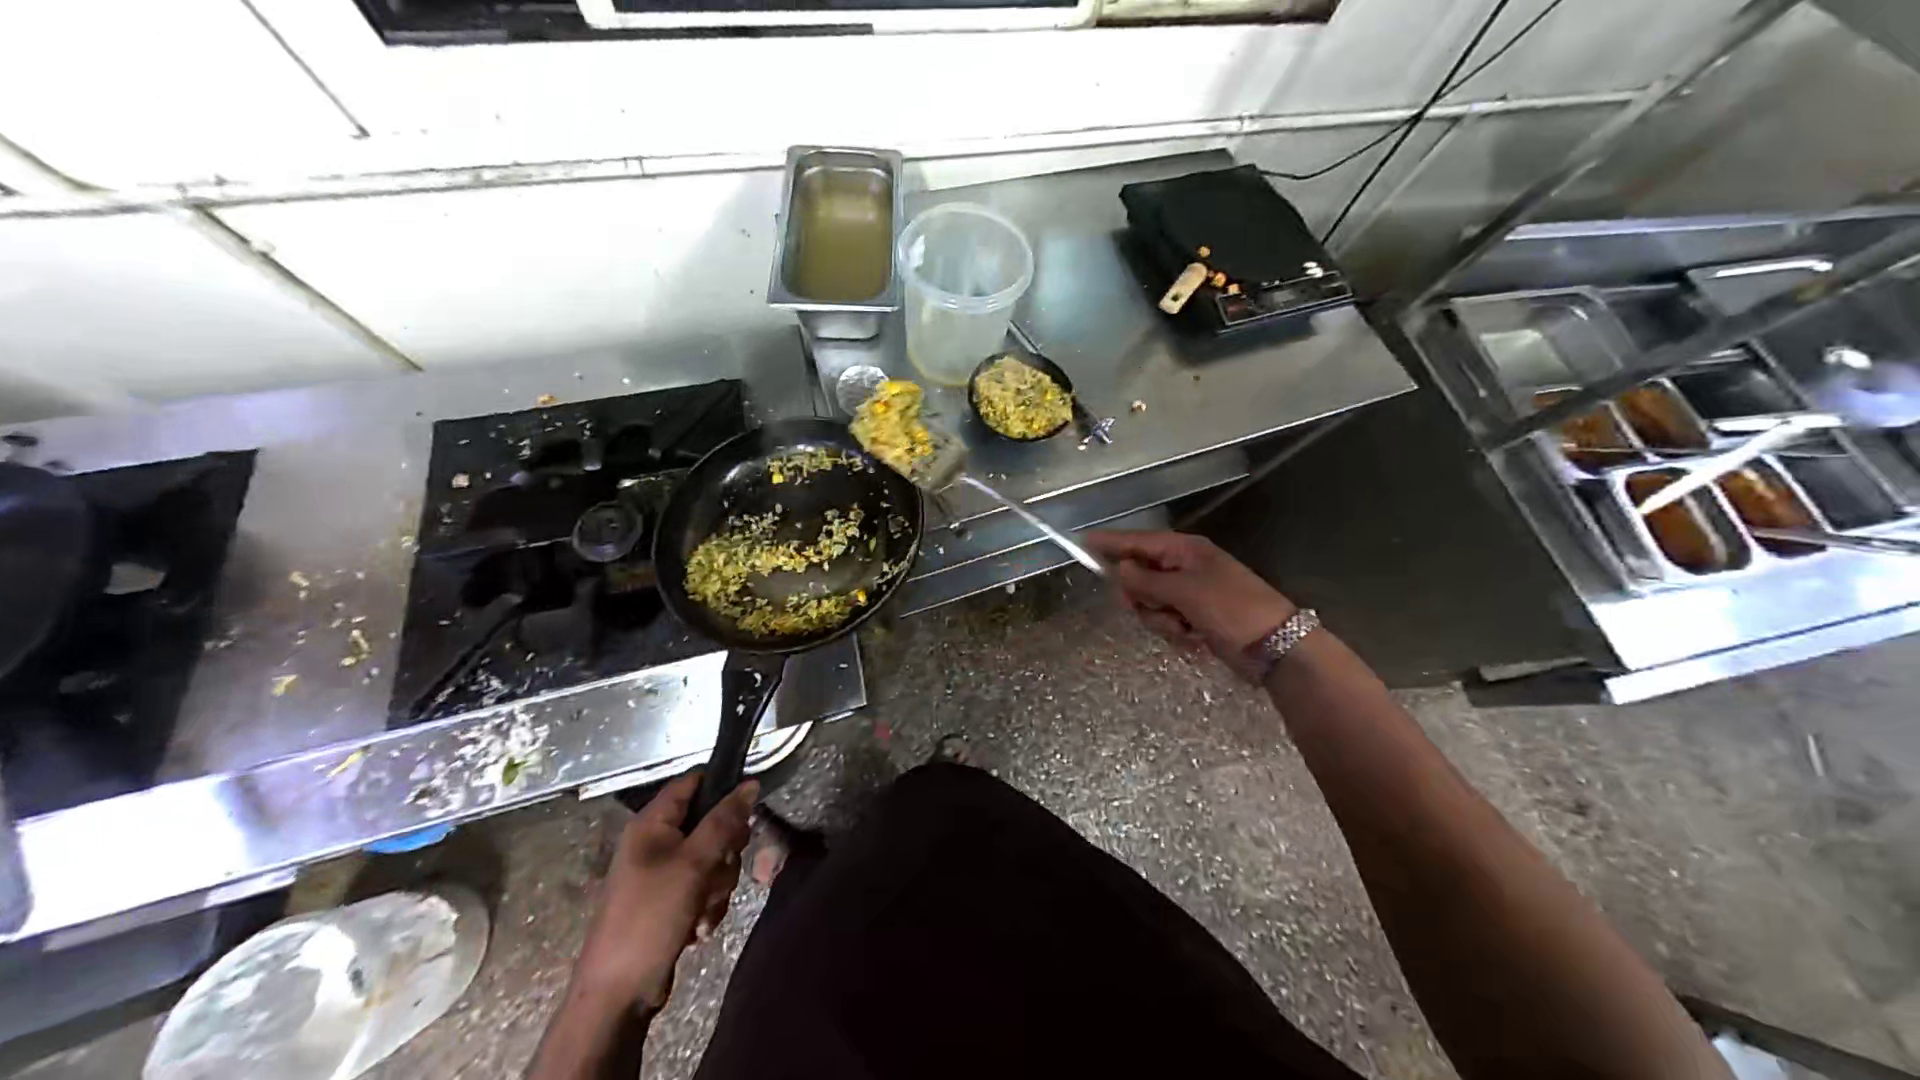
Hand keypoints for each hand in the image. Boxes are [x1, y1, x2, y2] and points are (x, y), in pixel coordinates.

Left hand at [573, 772, 758, 1010]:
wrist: (619, 992)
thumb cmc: (651, 916)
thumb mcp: (693, 863)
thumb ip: (724, 821)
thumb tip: (750, 783)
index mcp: (652, 823)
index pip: (694, 782)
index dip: (723, 788)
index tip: (747, 810)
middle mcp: (657, 842)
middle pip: (712, 823)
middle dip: (725, 850)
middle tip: (719, 867)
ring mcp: (664, 873)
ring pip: (714, 858)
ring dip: (718, 884)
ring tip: (702, 908)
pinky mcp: (672, 901)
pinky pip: (706, 887)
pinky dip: (708, 905)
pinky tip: (698, 926)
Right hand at [1085, 530, 1296, 677]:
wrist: (1276, 647)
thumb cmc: (1232, 609)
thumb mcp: (1185, 591)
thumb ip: (1146, 580)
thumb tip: (1119, 568)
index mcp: (1185, 550)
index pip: (1138, 541)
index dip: (1110, 543)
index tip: (1082, 542)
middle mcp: (1184, 568)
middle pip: (1138, 575)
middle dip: (1141, 596)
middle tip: (1150, 607)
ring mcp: (1189, 594)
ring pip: (1149, 603)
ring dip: (1161, 620)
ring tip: (1185, 628)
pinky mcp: (1194, 618)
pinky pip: (1165, 621)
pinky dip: (1175, 632)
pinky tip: (1195, 638)